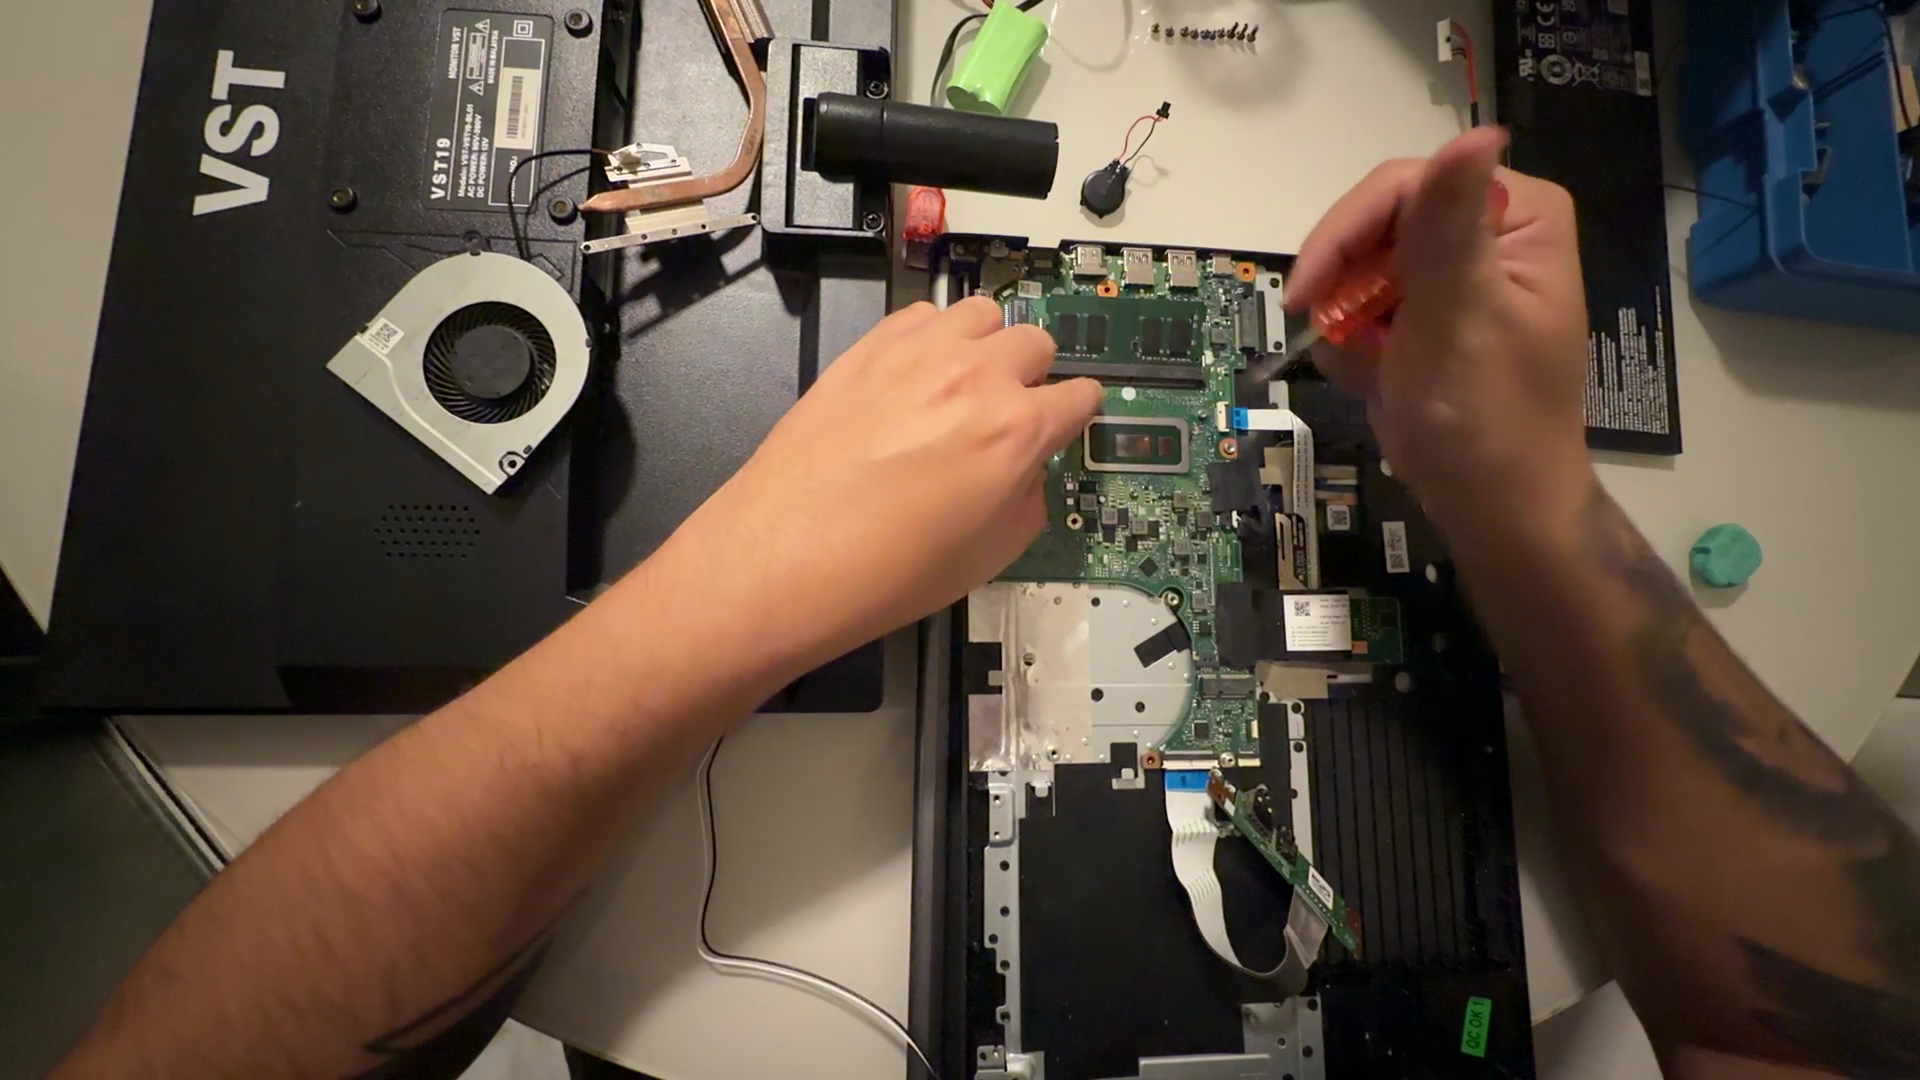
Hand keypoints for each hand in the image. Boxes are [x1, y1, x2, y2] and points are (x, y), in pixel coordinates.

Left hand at [663, 296, 1102, 673]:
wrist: (787, 558)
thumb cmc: (888, 572)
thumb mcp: (991, 556)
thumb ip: (1027, 497)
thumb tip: (1026, 469)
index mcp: (1017, 431)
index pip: (1080, 398)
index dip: (1077, 415)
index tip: (1065, 423)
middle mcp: (976, 377)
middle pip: (1037, 343)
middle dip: (1035, 376)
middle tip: (1011, 410)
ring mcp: (918, 354)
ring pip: (982, 315)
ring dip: (987, 345)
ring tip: (965, 384)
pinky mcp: (868, 348)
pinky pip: (923, 316)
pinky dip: (935, 338)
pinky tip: (917, 376)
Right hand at [1288, 128, 1591, 536]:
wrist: (1488, 500)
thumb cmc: (1482, 418)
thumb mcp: (1460, 322)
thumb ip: (1447, 233)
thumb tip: (1472, 131)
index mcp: (1512, 218)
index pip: (1404, 188)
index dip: (1343, 234)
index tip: (1303, 294)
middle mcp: (1481, 236)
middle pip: (1372, 230)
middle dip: (1347, 292)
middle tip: (1346, 342)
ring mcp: (1446, 280)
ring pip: (1353, 274)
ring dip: (1348, 327)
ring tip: (1374, 370)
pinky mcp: (1418, 320)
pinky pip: (1356, 312)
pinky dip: (1352, 350)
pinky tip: (1377, 379)